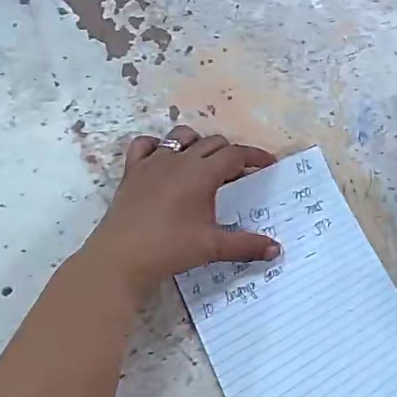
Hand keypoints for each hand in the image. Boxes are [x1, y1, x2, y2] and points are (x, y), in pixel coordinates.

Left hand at [82, 125, 279, 303]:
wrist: (120, 259)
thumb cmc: (170, 249)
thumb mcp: (212, 247)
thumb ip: (246, 245)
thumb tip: (276, 249)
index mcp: (202, 173)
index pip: (235, 154)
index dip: (254, 157)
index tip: (267, 164)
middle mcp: (180, 160)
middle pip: (213, 143)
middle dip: (230, 154)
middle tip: (238, 175)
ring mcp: (153, 162)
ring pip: (181, 136)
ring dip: (198, 144)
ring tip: (204, 162)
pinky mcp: (132, 171)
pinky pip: (145, 145)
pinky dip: (157, 146)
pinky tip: (163, 160)